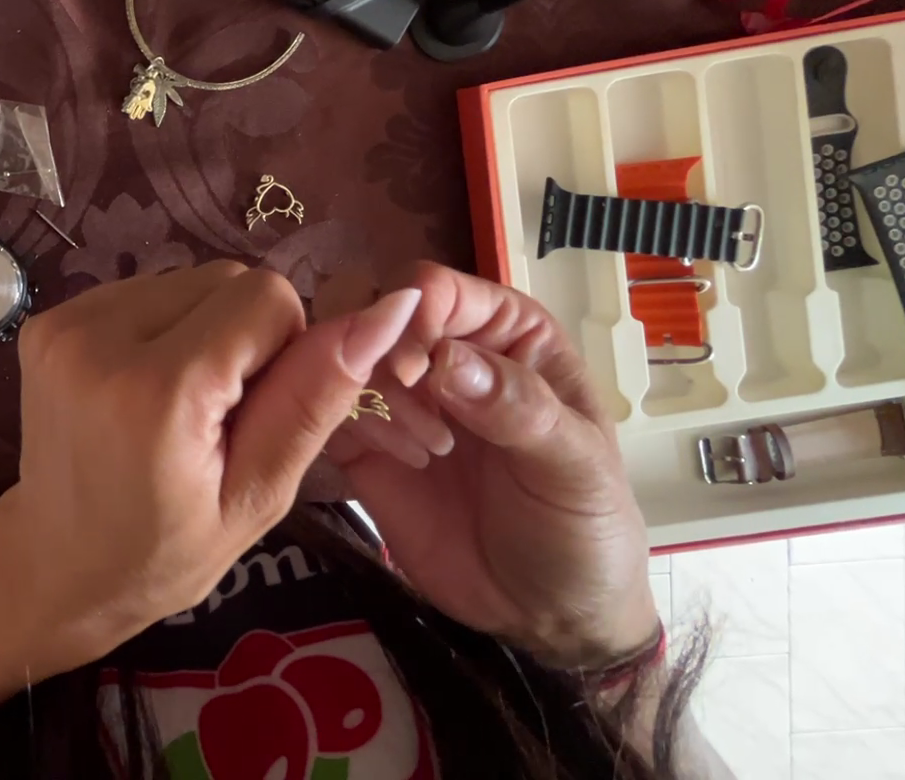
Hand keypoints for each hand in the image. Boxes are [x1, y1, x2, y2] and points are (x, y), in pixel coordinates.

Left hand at [0, 262, 421, 675]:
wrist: (57, 561)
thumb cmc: (165, 549)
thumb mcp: (257, 492)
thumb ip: (315, 397)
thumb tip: (385, 311)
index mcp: (155, 390)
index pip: (264, 295)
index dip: (281, 346)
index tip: (255, 407)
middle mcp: (95, 338)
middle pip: (222, 278)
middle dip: (240, 334)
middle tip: (214, 411)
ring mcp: (62, 324)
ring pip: (182, 279)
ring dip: (198, 327)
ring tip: (173, 402)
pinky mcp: (45, 320)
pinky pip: (138, 289)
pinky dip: (157, 326)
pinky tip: (140, 385)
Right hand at [325, 262, 657, 666]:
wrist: (540, 614)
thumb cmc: (580, 529)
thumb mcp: (574, 468)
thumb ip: (516, 407)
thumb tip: (444, 359)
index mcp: (502, 334)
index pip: (435, 290)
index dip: (414, 318)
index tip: (417, 373)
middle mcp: (439, 352)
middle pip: (374, 318)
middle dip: (384, 362)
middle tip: (424, 424)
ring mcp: (394, 397)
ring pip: (341, 358)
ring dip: (374, 402)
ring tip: (428, 452)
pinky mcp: (359, 438)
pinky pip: (323, 407)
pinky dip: (350, 427)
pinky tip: (401, 462)